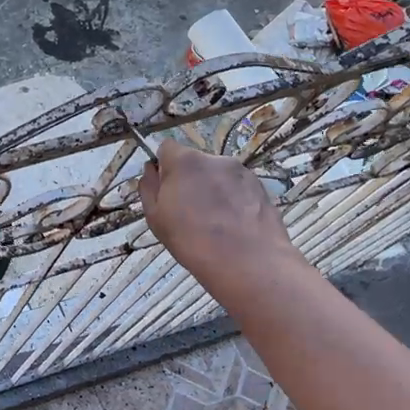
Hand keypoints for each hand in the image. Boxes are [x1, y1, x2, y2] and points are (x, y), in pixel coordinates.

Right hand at [139, 139, 303, 295]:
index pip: (167, 147)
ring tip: (214, 221)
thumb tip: (151, 171)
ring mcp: (241, 171)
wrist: (248, 262)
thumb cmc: (192, 240)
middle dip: (189, 180)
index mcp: (184, 161)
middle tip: (188, 211)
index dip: (163, 166)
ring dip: (211, 189)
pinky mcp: (260, 186)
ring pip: (216, 175)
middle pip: (194, 162)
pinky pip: (236, 187)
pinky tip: (233, 223)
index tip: (166, 189)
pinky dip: (232, 199)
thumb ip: (149, 187)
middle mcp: (214, 158)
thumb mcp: (155, 218)